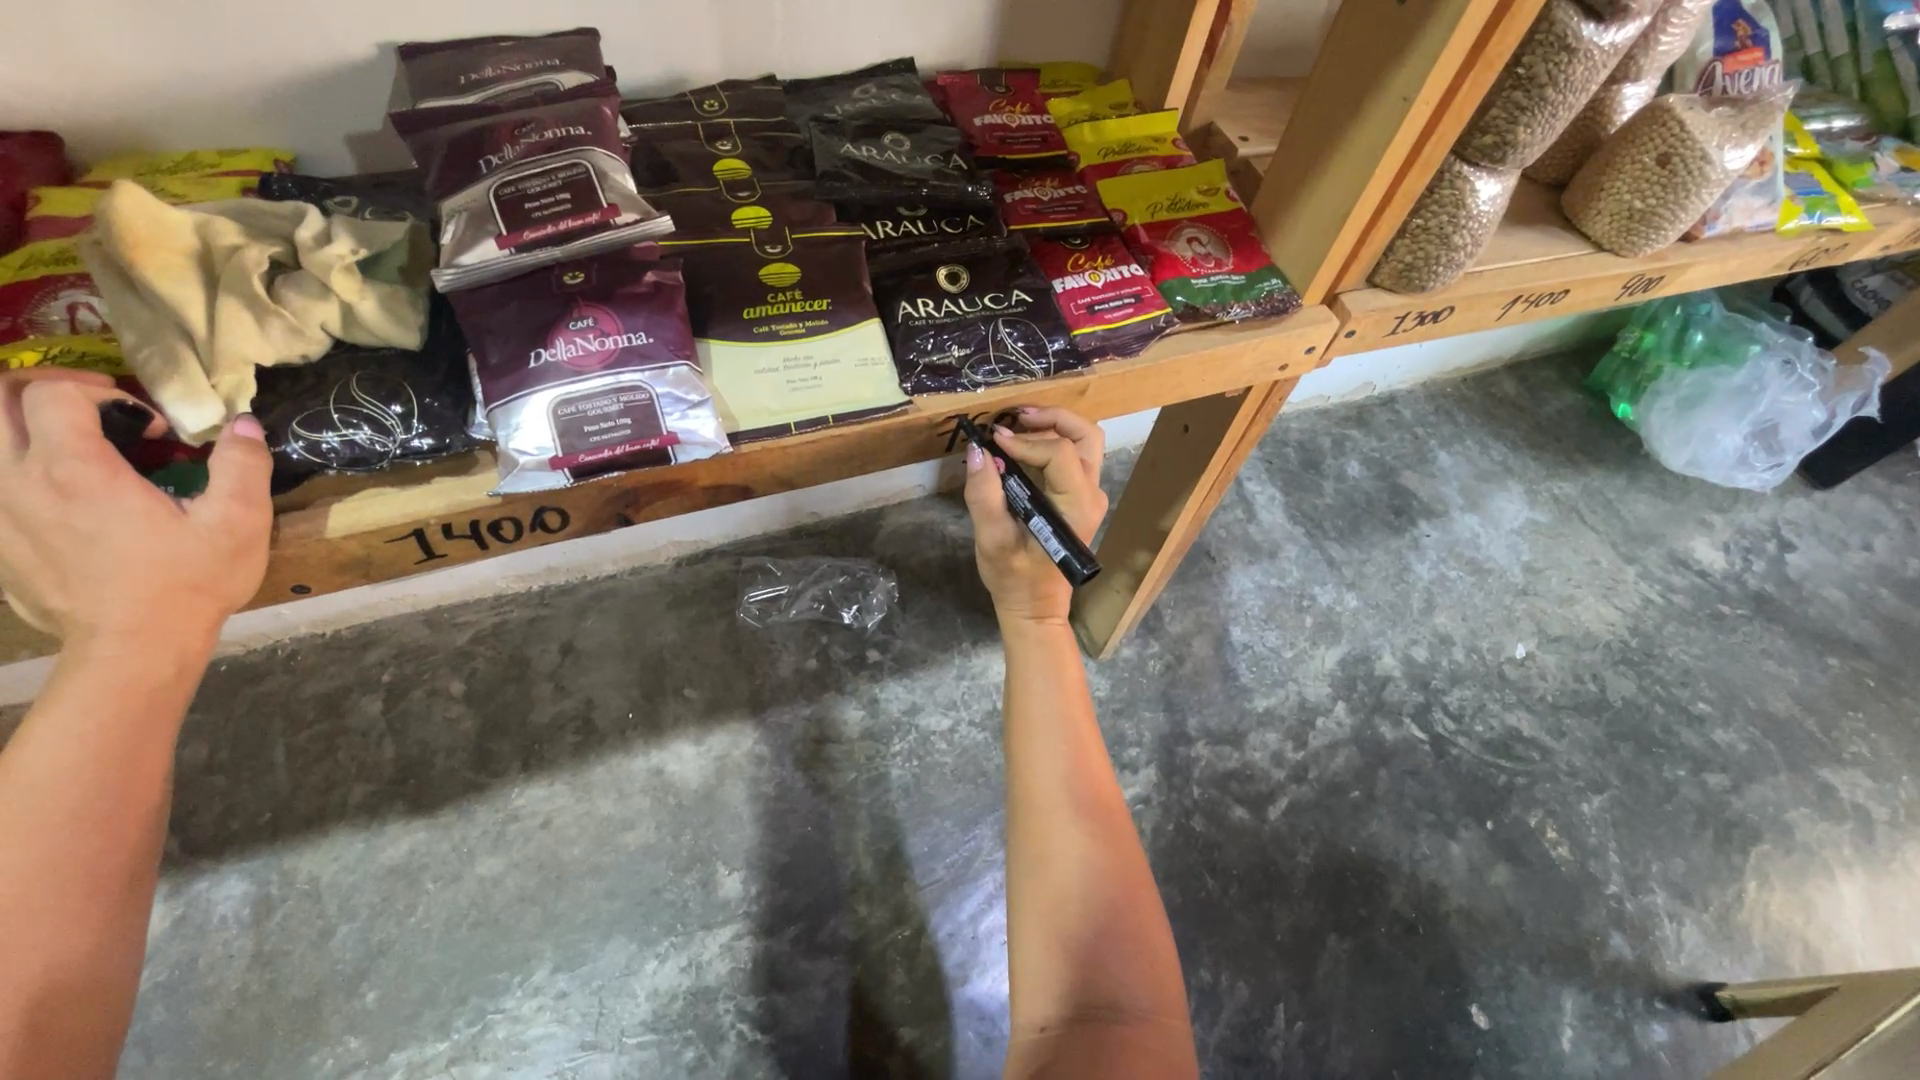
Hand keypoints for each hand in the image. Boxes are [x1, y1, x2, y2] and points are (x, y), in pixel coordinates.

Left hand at [0, 369, 273, 649]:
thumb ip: (242, 464)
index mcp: (75, 470)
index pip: (53, 393)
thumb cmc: (190, 581)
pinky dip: (23, 468)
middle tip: (99, 409)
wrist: (135, 646)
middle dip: (44, 389)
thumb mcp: (238, 521)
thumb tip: (245, 423)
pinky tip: (68, 492)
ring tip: (74, 442)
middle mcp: (17, 481)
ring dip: (24, 427)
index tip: (152, 428)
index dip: (105, 395)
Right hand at [962, 406, 1109, 625]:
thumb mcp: (992, 540)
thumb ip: (984, 495)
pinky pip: (1074, 456)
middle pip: (1084, 434)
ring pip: (1084, 441)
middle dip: (1050, 418)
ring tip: (1017, 425)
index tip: (993, 441)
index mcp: (1076, 506)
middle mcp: (1091, 495)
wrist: (1035, 607)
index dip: (1024, 440)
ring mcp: (1089, 496)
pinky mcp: (1080, 498)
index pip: (1058, 451)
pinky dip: (1051, 441)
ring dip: (1053, 426)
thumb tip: (977, 451)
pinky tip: (1022, 444)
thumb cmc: (1014, 579)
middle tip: (1014, 417)